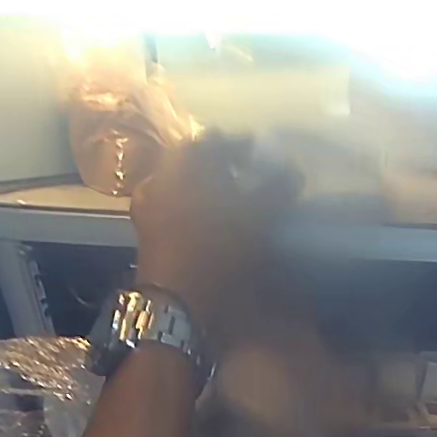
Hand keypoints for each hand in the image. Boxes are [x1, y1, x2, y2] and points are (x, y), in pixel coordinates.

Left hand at [129, 132, 300, 331]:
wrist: (173, 297)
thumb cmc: (217, 248)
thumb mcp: (258, 215)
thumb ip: (278, 188)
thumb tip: (293, 172)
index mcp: (188, 156)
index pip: (221, 139)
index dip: (245, 148)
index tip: (263, 160)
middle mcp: (161, 171)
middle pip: (197, 161)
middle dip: (222, 168)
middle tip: (246, 181)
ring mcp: (147, 200)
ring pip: (181, 184)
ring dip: (204, 190)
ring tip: (228, 205)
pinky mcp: (143, 229)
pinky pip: (171, 208)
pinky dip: (188, 211)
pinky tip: (205, 225)